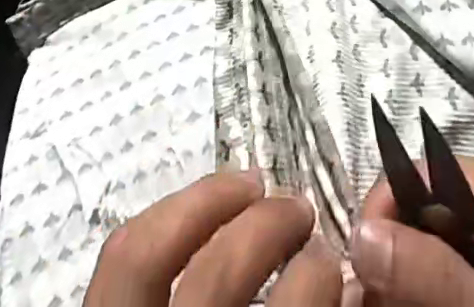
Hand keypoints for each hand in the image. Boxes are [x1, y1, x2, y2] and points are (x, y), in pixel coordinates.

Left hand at [86, 171, 341, 306]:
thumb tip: (352, 289)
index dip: (316, 276)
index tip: (333, 258)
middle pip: (215, 277)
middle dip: (267, 226)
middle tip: (299, 210)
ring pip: (143, 253)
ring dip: (206, 200)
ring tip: (251, 183)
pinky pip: (121, 260)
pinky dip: (167, 222)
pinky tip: (205, 211)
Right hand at [348, 156, 473, 306]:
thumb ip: (430, 276)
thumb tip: (356, 234)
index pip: (409, 179)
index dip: (377, 228)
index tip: (359, 289)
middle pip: (418, 216)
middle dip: (393, 266)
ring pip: (432, 248)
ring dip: (410, 288)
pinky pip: (457, 272)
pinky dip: (435, 296)